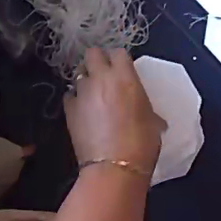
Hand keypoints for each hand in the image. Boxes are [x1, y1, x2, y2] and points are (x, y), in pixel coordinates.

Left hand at [65, 48, 164, 172]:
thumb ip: (141, 102)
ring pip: (79, 74)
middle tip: (103, 74)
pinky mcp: (68, 109)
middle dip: (97, 61)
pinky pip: (70, 95)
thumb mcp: (152, 119)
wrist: (114, 167)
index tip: (122, 69)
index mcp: (124, 77)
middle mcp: (100, 78)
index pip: (118, 52)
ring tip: (92, 94)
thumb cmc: (141, 143)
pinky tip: (82, 110)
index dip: (119, 59)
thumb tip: (140, 106)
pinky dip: (75, 99)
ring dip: (86, 80)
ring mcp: (81, 93)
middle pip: (92, 54)